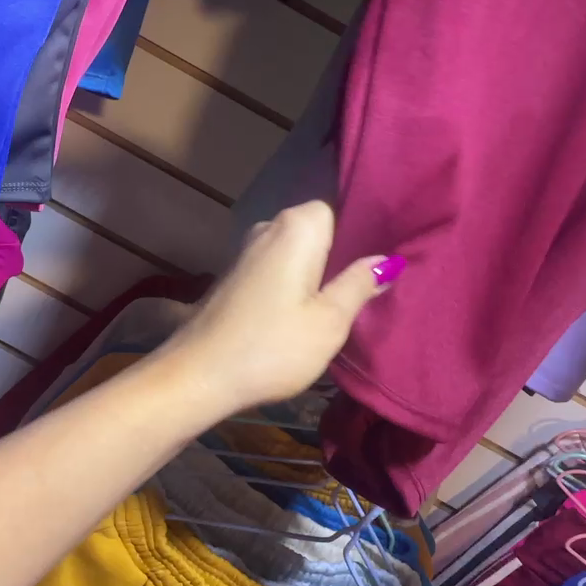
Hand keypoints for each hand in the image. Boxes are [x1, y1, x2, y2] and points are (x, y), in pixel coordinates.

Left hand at [153, 200, 398, 417]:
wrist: (197, 376)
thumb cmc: (271, 348)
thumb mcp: (328, 321)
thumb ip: (359, 284)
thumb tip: (387, 260)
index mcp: (296, 227)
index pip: (340, 208)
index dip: (362, 233)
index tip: (383, 261)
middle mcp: (268, 228)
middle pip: (318, 231)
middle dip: (341, 255)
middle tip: (369, 287)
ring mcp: (246, 253)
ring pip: (296, 252)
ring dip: (317, 273)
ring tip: (343, 303)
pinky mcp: (233, 278)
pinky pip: (277, 269)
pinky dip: (293, 284)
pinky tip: (303, 311)